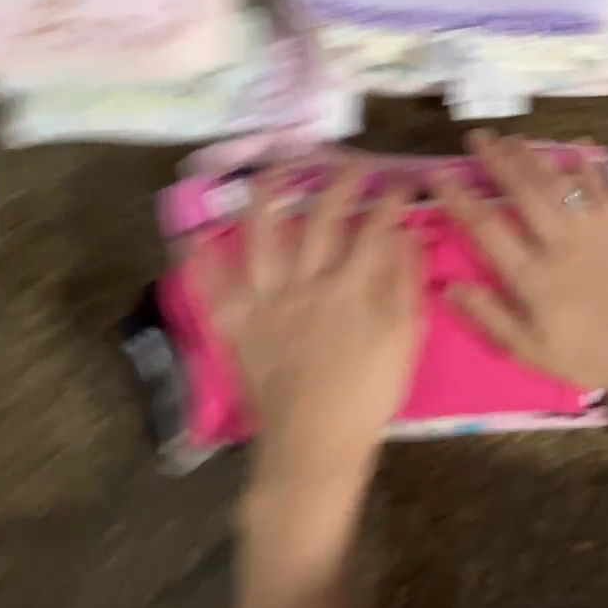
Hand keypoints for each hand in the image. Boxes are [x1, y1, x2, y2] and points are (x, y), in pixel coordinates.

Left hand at [190, 163, 423, 491]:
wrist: (315, 442)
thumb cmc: (370, 392)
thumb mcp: (404, 337)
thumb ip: (404, 282)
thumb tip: (407, 235)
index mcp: (353, 288)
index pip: (375, 227)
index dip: (390, 199)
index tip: (402, 182)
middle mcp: (306, 284)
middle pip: (321, 218)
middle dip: (339, 183)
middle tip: (350, 165)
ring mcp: (265, 302)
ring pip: (261, 235)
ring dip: (269, 194)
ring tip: (278, 169)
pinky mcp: (237, 324)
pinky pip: (213, 283)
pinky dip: (202, 254)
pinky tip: (199, 228)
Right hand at [435, 131, 607, 405]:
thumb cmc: (592, 356)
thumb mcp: (532, 351)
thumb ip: (490, 316)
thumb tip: (449, 285)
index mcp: (532, 276)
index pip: (486, 226)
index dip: (459, 197)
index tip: (437, 174)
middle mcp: (561, 243)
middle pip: (524, 191)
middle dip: (498, 160)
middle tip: (478, 136)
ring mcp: (595, 230)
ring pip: (559, 182)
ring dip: (535, 156)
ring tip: (514, 138)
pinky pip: (602, 187)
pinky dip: (587, 165)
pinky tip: (576, 147)